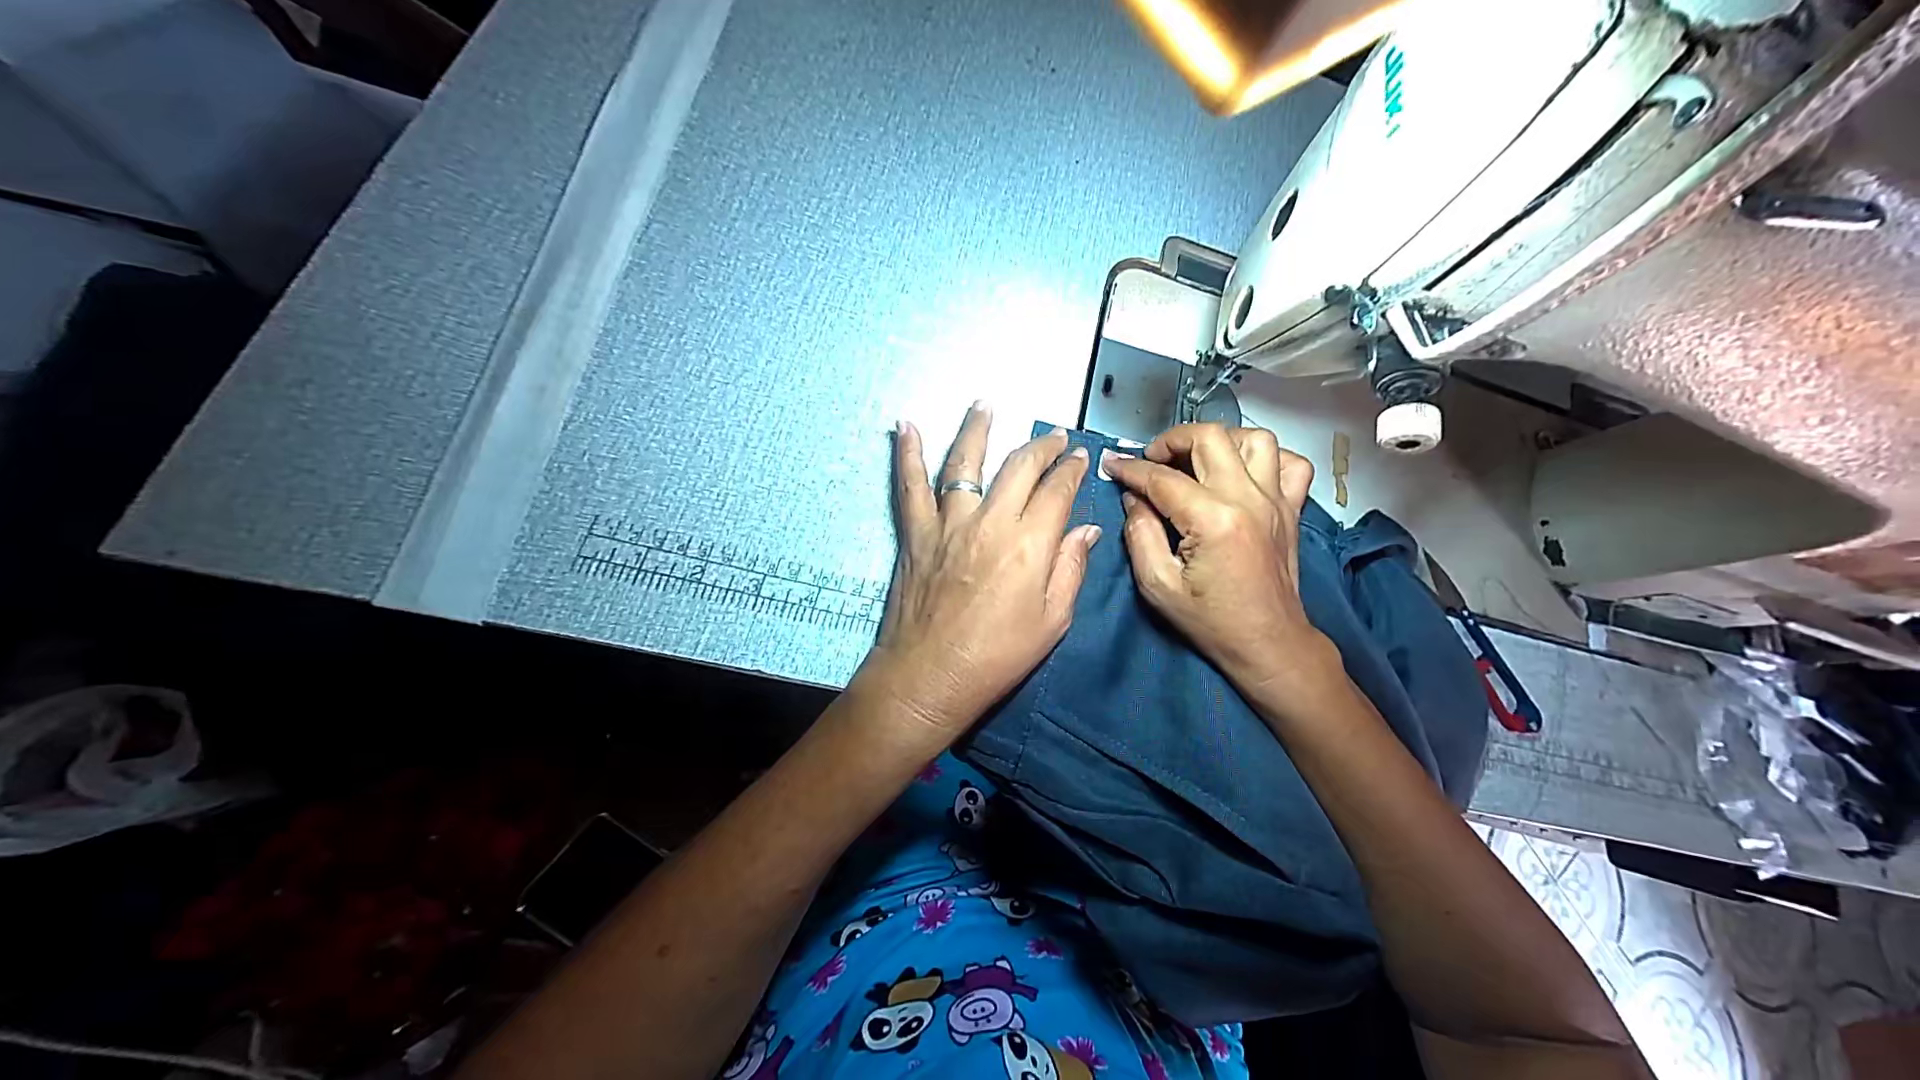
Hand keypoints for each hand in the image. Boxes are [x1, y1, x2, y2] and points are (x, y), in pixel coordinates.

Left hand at [859, 403, 1100, 747]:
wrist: (928, 678)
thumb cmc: (996, 658)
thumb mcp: (1051, 622)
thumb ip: (1070, 569)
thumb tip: (1086, 529)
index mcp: (1030, 545)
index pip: (1057, 491)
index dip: (1072, 470)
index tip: (1079, 458)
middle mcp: (990, 522)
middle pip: (1019, 467)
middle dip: (1041, 446)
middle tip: (1053, 437)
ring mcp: (948, 523)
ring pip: (965, 462)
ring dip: (978, 429)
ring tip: (985, 404)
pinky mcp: (916, 533)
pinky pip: (910, 485)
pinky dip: (907, 453)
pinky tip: (905, 426)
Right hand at [1102, 423, 1337, 698]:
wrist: (1267, 643)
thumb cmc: (1211, 621)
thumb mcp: (1157, 584)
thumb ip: (1139, 533)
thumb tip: (1134, 497)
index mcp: (1213, 520)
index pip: (1163, 477)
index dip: (1131, 468)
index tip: (1112, 466)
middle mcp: (1248, 500)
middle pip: (1209, 438)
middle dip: (1170, 441)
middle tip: (1151, 461)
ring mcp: (1276, 500)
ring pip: (1253, 438)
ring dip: (1218, 441)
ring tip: (1195, 460)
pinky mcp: (1292, 508)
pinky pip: (1291, 462)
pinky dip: (1265, 457)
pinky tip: (1242, 472)